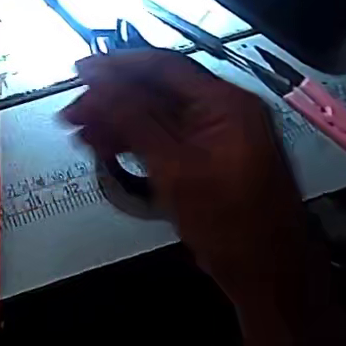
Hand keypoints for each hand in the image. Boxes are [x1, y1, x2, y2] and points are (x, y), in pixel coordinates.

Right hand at [59, 49, 298, 267]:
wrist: (269, 279)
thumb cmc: (240, 230)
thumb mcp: (176, 170)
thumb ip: (134, 120)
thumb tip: (102, 84)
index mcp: (227, 105)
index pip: (163, 67)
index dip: (117, 66)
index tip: (84, 71)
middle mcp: (224, 112)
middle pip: (155, 89)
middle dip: (110, 98)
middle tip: (76, 110)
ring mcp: (214, 135)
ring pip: (153, 113)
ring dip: (115, 119)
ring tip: (83, 131)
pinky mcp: (204, 156)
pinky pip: (160, 134)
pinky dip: (131, 138)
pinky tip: (106, 145)